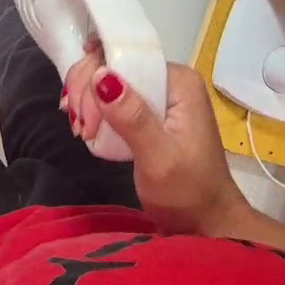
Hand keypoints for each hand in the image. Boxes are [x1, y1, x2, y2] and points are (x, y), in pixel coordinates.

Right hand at [62, 49, 253, 237]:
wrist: (207, 226)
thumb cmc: (188, 194)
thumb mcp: (159, 159)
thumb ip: (133, 118)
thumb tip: (102, 76)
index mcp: (178, 80)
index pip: (123, 57)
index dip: (94, 79)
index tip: (81, 116)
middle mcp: (170, 79)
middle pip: (113, 65)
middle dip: (88, 92)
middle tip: (78, 128)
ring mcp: (160, 94)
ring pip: (110, 81)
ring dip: (88, 102)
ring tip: (81, 131)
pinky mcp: (151, 111)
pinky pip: (115, 98)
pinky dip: (96, 111)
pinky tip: (85, 129)